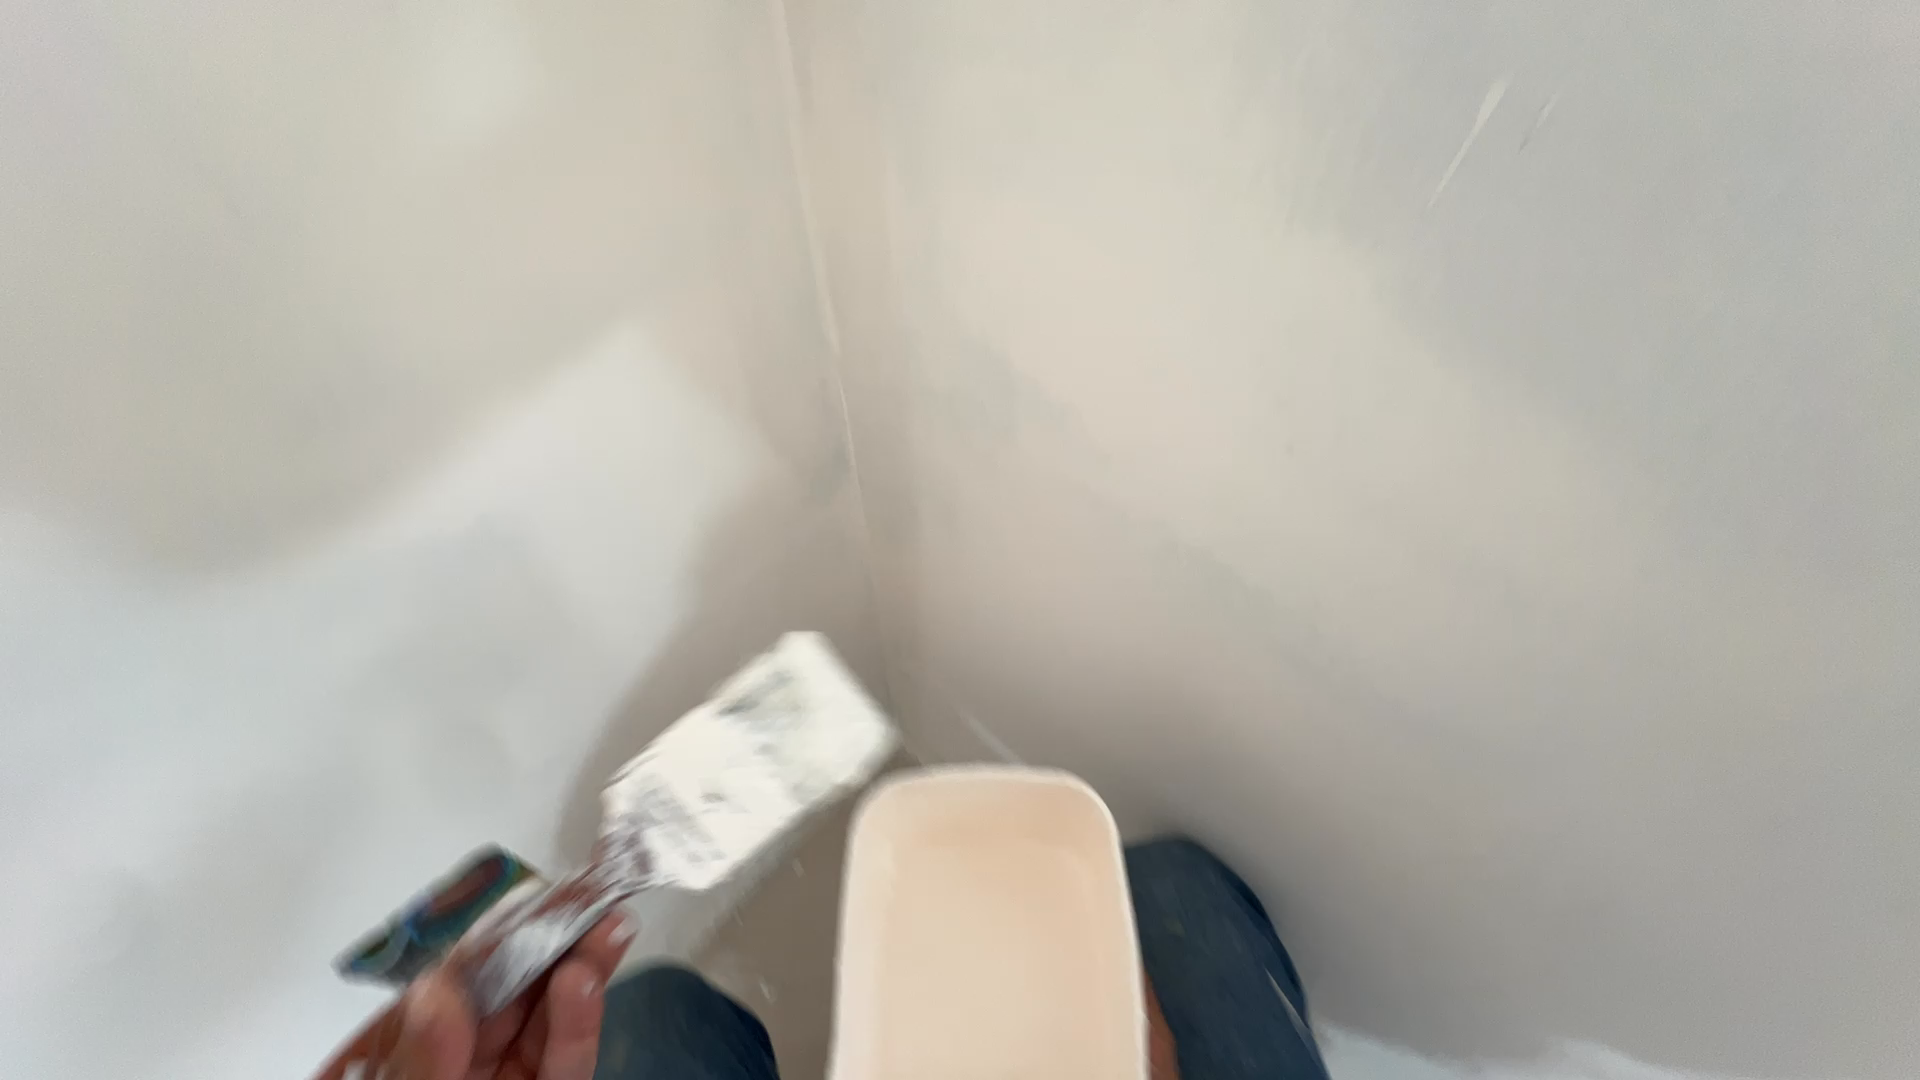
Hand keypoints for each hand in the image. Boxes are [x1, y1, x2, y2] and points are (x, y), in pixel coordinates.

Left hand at [316, 912, 634, 1079]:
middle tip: (579, 898)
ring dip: (573, 968)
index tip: (509, 907)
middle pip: (494, 1002)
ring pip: (538, 1021)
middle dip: (539, 946)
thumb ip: (418, 1072)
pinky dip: (579, 1020)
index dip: (471, 952)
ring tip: (603, 924)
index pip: (426, 1005)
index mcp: (393, 1073)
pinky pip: (562, 1061)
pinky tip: (588, 979)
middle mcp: (450, 1074)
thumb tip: (439, 989)